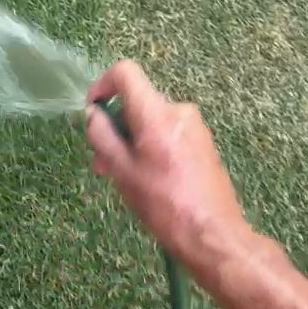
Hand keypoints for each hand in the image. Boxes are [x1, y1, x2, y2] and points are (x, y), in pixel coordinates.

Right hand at [85, 60, 254, 268]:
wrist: (214, 236)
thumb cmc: (163, 204)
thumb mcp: (121, 170)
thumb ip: (101, 135)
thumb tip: (93, 113)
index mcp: (156, 112)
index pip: (125, 72)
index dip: (102, 85)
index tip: (93, 112)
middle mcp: (178, 110)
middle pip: (136, 101)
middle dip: (115, 126)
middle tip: (103, 162)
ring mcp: (194, 126)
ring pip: (150, 120)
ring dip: (131, 141)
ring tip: (124, 177)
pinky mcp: (203, 143)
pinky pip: (167, 132)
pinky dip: (151, 146)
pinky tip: (149, 180)